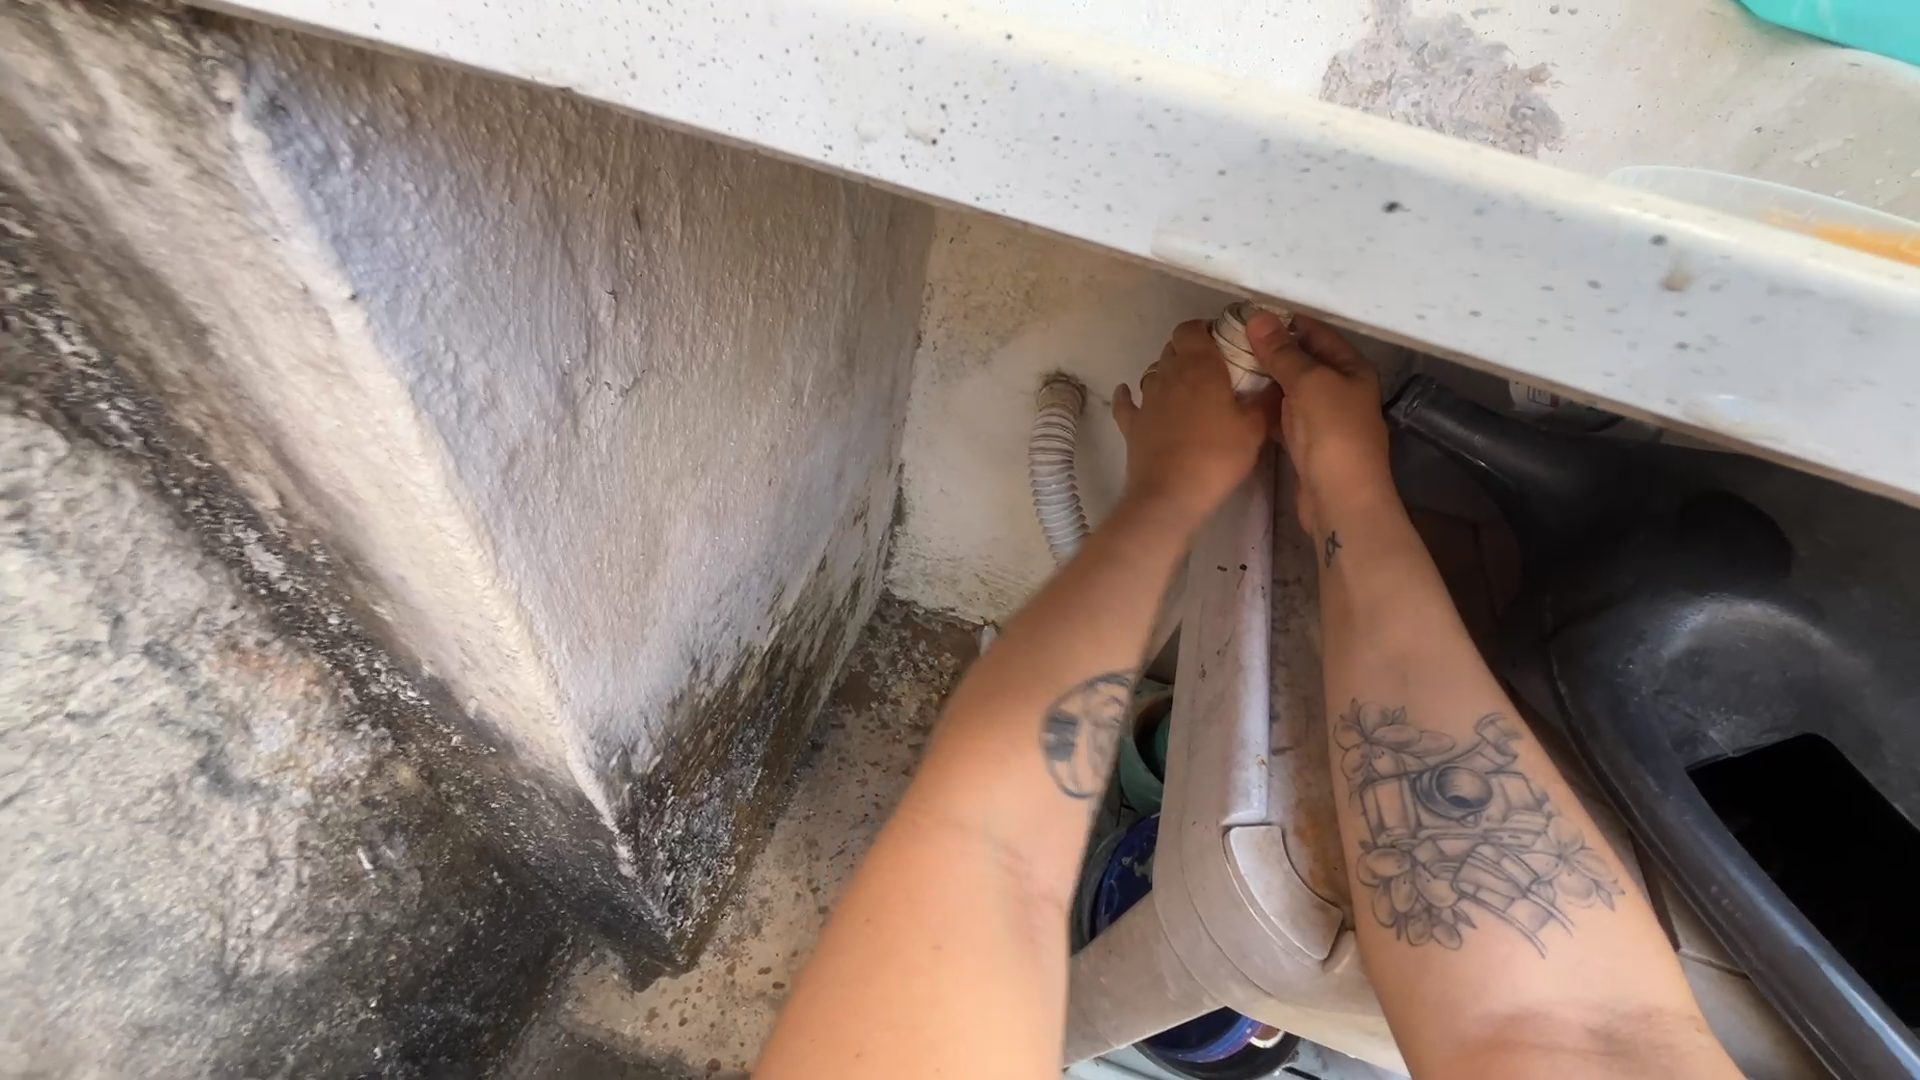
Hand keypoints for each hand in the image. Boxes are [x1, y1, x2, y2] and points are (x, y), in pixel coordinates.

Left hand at [1113, 320, 1278, 528]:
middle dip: (1189, 351)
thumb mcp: (1255, 428)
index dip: (1204, 329)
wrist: (1171, 495)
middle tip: (1211, 368)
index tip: (1222, 341)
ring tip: (1184, 386)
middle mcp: (1167, 376)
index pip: (1191, 329)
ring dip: (1165, 373)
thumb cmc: (1217, 456)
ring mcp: (1145, 401)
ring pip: (1152, 373)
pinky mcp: (1130, 425)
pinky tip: (1128, 393)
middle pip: (1172, 349)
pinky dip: (1127, 395)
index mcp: (1198, 367)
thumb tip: (1277, 382)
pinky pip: (1125, 403)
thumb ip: (1266, 399)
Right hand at [1246, 311, 1392, 536]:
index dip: (1285, 322)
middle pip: (1302, 361)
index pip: (1316, 333)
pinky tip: (1237, 403)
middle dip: (1269, 351)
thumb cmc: (1333, 434)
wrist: (1339, 496)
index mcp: (1350, 369)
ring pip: (1288, 389)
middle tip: (1228, 343)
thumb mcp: (1309, 383)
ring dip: (1263, 379)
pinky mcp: (1304, 442)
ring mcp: (1321, 418)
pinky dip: (1262, 407)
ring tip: (1226, 368)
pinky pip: (1280, 415)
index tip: (1246, 318)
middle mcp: (1338, 389)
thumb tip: (1258, 317)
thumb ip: (1283, 352)